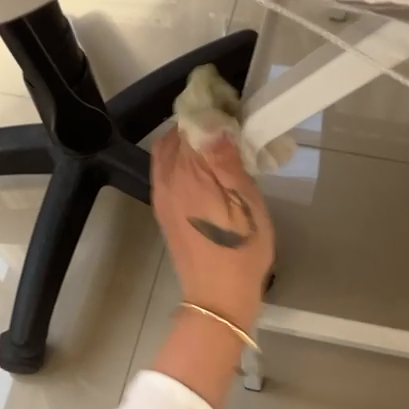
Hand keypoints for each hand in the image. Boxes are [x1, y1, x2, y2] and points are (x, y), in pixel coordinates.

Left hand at [151, 130, 274, 332]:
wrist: (218, 297)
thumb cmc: (241, 251)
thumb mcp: (246, 202)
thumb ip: (226, 160)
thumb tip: (214, 122)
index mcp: (187, 174)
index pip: (191, 123)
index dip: (212, 110)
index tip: (235, 111)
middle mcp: (167, 181)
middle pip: (176, 137)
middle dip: (200, 125)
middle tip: (231, 129)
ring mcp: (162, 198)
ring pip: (169, 154)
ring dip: (191, 144)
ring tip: (221, 149)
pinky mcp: (164, 213)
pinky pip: (168, 173)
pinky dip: (184, 163)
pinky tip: (208, 173)